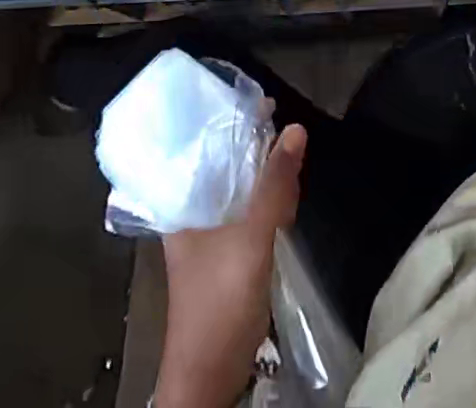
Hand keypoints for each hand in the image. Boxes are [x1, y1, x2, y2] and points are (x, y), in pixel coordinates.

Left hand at [154, 124, 307, 407]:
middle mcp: (190, 209)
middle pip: (222, 164)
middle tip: (284, 137)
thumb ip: (273, 186)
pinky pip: (246, 212)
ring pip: (237, 188)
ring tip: (289, 168)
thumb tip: (295, 129)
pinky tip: (285, 202)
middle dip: (252, 148)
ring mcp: (207, 232)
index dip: (229, 121)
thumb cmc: (219, 300)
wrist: (210, 372)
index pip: (201, 145)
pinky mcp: (224, 252)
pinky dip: (265, 202)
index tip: (262, 103)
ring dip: (263, 176)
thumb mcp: (250, 237)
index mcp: (181, 199)